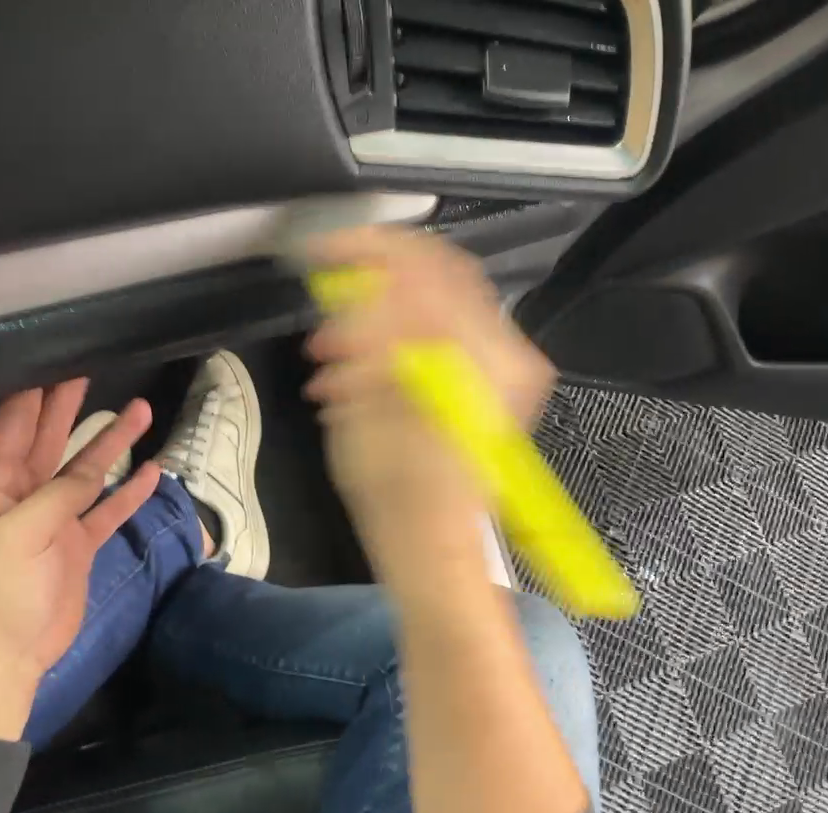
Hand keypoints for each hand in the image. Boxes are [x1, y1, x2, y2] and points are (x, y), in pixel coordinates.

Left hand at [0, 379, 161, 740]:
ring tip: (140, 411)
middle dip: (69, 408)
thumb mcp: (21, 533)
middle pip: (51, 441)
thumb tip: (97, 470)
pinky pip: (107, 511)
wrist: (7, 652)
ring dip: (111, 444)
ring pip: (87, 472)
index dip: (32, 397)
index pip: (13, 429)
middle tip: (89, 371)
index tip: (52, 363)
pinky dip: (128, 493)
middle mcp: (24, 495)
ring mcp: (55, 520)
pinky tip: (150, 472)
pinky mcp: (79, 545)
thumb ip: (58, 495)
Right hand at [303, 227, 556, 580]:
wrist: (431, 547)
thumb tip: (364, 282)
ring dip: (373, 325)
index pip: (428, 268)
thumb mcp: (370, 406)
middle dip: (370, 288)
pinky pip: (436, 342)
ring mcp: (497, 373)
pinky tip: (352, 379)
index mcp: (482, 356)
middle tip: (325, 305)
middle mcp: (503, 356)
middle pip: (434, 282)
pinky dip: (390, 348)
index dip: (370, 250)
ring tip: (329, 362)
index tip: (324, 250)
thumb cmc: (400, 496)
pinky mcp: (481, 389)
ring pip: (429, 312)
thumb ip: (371, 334)